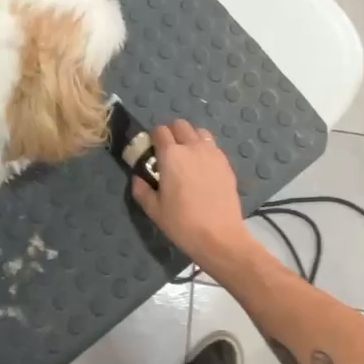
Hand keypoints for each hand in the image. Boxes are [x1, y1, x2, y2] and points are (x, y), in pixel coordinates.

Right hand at [131, 120, 250, 268]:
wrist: (220, 238)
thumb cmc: (183, 224)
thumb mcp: (154, 211)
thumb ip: (141, 190)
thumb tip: (137, 178)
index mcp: (171, 155)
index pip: (159, 131)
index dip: (153, 138)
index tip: (151, 151)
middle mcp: (192, 147)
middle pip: (180, 125)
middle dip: (171, 133)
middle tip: (168, 152)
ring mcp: (212, 153)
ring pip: (199, 132)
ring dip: (190, 138)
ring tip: (187, 156)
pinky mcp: (226, 163)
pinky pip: (213, 146)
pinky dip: (205, 149)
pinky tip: (203, 168)